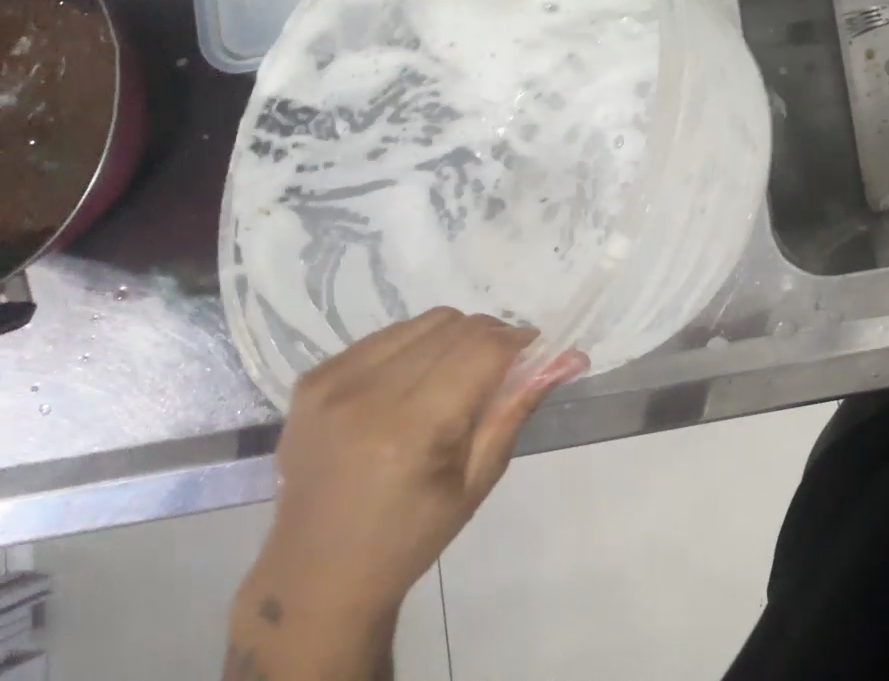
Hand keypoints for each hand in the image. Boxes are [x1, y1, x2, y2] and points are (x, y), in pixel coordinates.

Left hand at [244, 309, 587, 626]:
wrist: (316, 572)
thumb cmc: (411, 535)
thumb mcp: (479, 478)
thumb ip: (519, 408)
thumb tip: (571, 357)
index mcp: (410, 430)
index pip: (484, 350)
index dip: (521, 343)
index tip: (537, 357)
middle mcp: (366, 396)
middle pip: (456, 327)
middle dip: (493, 339)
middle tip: (502, 373)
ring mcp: (331, 384)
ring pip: (425, 322)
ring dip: (456, 338)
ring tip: (458, 378)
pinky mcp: (312, 380)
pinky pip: (387, 335)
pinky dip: (418, 346)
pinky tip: (418, 382)